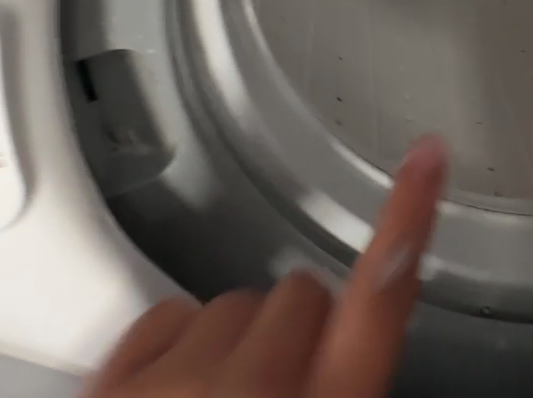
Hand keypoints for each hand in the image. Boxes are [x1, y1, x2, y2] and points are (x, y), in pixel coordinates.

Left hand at [89, 135, 447, 396]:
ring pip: (234, 301)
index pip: (379, 304)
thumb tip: (362, 361)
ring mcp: (169, 388)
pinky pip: (168, 314)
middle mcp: (247, 397)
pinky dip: (179, 344)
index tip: (425, 158)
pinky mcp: (107, 387)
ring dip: (238, 345)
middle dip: (301, 337)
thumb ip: (350, 390)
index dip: (408, 218)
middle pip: (301, 295)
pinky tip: (175, 395)